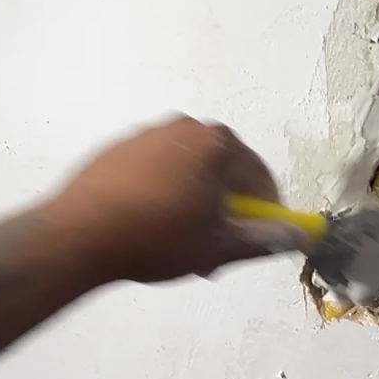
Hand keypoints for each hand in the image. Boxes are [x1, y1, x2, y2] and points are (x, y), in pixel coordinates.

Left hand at [46, 116, 282, 284]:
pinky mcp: (116, 149)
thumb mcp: (220, 245)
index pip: (261, 179)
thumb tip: (299, 237)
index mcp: (218, 144)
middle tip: (216, 250)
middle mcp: (185, 128)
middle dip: (226, 212)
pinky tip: (149, 229)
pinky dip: (162, 196)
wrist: (78, 235)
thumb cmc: (158, 237)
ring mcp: (147, 135)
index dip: (267, 215)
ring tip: (180, 244)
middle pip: (223, 173)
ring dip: (195, 205)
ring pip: (188, 173)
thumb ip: (265, 240)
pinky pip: (155, 172)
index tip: (260, 241)